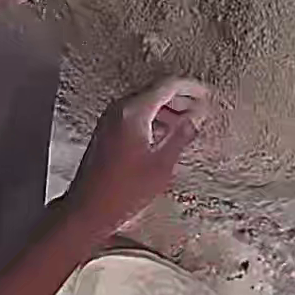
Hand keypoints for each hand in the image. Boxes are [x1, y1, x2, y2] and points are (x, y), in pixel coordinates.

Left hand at [65, 78, 211, 234]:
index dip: (189, 88)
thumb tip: (197, 116)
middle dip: (180, 97)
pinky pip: (134, 112)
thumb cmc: (124, 191)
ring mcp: (111, 117)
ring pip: (145, 101)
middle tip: (200, 108)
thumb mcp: (161, 164)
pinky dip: (153, 116)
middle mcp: (120, 107)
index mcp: (134, 111)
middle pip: (155, 90)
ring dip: (167, 108)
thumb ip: (181, 135)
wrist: (88, 208)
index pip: (167, 85)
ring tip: (187, 122)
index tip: (206, 94)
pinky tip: (166, 133)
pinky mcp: (107, 128)